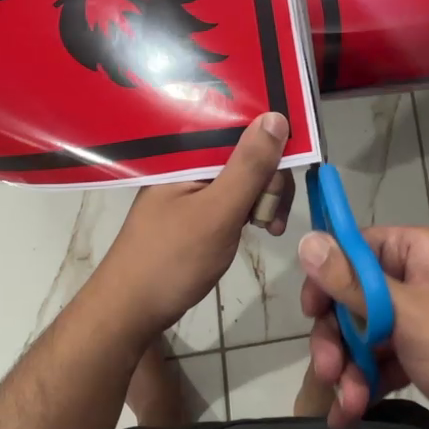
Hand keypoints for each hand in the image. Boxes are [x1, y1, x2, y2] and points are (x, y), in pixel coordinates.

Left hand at [91, 113, 290, 338]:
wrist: (130, 313)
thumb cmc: (171, 261)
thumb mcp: (218, 212)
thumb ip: (249, 166)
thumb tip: (276, 115)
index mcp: (186, 151)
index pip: (238, 126)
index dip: (272, 141)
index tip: (297, 168)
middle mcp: (188, 161)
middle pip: (245, 151)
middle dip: (270, 179)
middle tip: (274, 218)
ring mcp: (191, 186)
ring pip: (243, 175)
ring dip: (264, 198)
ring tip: (271, 229)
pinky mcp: (196, 208)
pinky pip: (233, 195)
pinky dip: (250, 209)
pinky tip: (260, 228)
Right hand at [299, 226, 428, 428]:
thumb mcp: (405, 313)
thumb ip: (352, 282)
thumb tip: (306, 240)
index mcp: (413, 251)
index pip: (353, 248)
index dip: (327, 277)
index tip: (310, 311)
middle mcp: (412, 277)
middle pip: (351, 297)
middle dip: (335, 337)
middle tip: (327, 370)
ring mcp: (416, 317)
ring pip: (361, 334)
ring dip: (348, 368)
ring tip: (348, 403)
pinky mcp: (419, 352)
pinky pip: (379, 360)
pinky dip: (364, 383)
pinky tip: (349, 414)